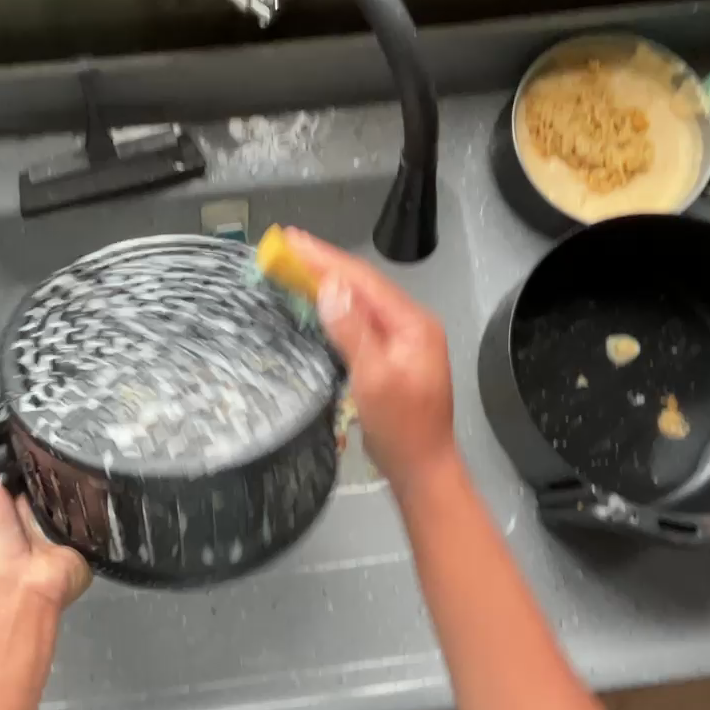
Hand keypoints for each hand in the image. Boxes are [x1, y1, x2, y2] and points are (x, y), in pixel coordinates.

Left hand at [0, 433, 91, 610]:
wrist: (19, 585)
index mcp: (4, 502)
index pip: (20, 466)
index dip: (29, 444)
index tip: (47, 417)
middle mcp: (32, 514)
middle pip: (52, 478)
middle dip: (62, 459)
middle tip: (82, 431)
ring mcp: (60, 528)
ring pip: (78, 494)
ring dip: (87, 479)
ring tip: (102, 451)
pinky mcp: (85, 539)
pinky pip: (100, 516)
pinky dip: (105, 504)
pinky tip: (114, 482)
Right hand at [284, 229, 459, 493]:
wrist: (422, 469)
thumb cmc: (401, 427)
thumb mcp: (375, 378)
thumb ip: (353, 331)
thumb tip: (329, 288)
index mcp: (413, 323)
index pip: (363, 281)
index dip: (325, 259)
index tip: (293, 241)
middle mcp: (410, 324)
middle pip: (362, 285)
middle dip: (324, 264)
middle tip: (287, 246)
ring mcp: (401, 340)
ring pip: (360, 301)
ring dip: (328, 282)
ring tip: (295, 265)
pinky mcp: (390, 355)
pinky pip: (359, 320)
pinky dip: (335, 307)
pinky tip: (318, 301)